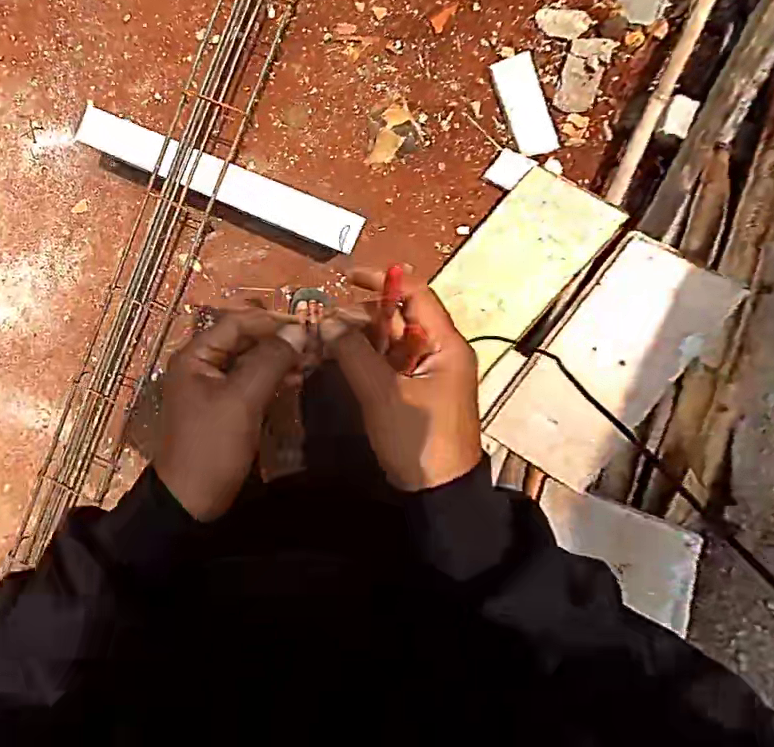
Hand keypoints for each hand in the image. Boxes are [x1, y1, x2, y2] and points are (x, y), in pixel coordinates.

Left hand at [153, 311, 303, 520]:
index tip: (307, 324)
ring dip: (278, 358)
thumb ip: (270, 361)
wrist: (190, 502)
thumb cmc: (212, 445)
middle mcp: (201, 364)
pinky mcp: (223, 405)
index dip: (271, 321)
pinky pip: (249, 381)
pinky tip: (296, 379)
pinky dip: (271, 378)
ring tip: (311, 360)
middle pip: (243, 339)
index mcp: (195, 355)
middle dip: (278, 340)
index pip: (236, 323)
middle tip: (314, 343)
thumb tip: (298, 331)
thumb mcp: (243, 400)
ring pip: (249, 360)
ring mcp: (212, 385)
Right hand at [327, 266, 481, 491]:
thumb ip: (354, 353)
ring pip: (392, 340)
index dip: (385, 280)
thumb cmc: (418, 439)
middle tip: (328, 320)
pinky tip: (340, 357)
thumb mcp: (382, 393)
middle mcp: (440, 351)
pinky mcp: (416, 390)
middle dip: (363, 313)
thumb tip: (328, 322)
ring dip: (361, 335)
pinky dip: (366, 356)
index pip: (417, 294)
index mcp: (446, 344)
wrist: (439, 496)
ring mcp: (429, 372)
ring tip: (327, 338)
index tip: (349, 278)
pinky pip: (390, 362)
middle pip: (401, 316)